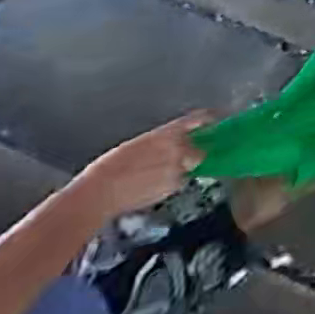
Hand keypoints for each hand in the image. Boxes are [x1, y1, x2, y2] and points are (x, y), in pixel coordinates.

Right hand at [72, 112, 211, 215]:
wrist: (98, 194)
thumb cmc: (110, 166)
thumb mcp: (140, 143)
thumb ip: (163, 140)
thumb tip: (175, 141)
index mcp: (170, 132)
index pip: (200, 119)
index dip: (209, 120)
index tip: (216, 121)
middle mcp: (181, 147)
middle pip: (199, 149)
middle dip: (192, 154)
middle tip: (175, 160)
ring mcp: (180, 167)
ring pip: (190, 167)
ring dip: (181, 169)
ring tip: (154, 176)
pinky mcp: (174, 186)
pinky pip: (179, 181)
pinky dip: (171, 183)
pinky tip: (150, 186)